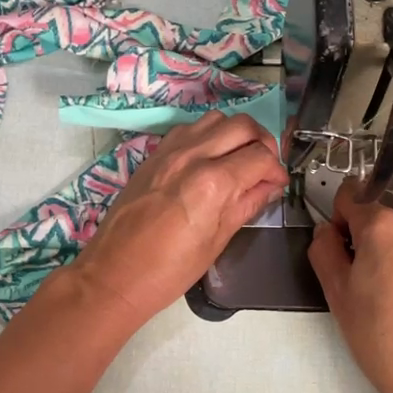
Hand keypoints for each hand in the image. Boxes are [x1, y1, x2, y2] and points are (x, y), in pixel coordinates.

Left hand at [73, 112, 287, 326]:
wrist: (114, 274)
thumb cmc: (169, 270)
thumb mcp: (217, 241)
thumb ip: (247, 205)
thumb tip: (270, 187)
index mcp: (212, 182)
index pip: (260, 157)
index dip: (276, 170)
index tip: (278, 185)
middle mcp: (192, 156)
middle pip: (242, 126)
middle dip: (263, 142)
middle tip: (265, 167)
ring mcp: (170, 151)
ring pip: (216, 119)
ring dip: (235, 133)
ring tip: (239, 159)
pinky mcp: (154, 153)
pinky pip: (189, 128)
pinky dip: (208, 135)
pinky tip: (210, 159)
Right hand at [308, 183, 392, 392]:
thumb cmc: (378, 333)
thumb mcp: (335, 293)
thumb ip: (324, 251)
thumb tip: (328, 231)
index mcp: (383, 226)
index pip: (351, 195)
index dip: (337, 217)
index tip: (335, 249)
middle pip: (380, 224)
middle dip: (364, 245)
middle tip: (356, 287)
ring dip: (391, 264)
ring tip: (387, 307)